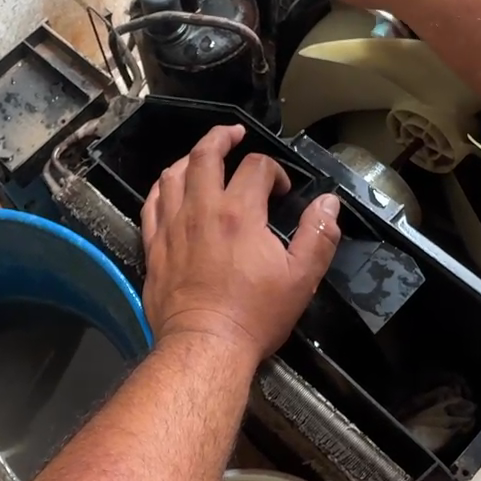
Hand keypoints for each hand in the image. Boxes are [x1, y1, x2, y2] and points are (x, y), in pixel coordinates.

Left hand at [140, 125, 341, 366]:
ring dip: (190, 158)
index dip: (273, 170)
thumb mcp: (300, 279)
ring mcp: (172, 227)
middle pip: (205, 155)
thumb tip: (329, 204)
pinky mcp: (154, 246)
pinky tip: (169, 188)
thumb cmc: (255, 315)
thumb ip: (318, 237)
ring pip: (173, 175)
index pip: (256, 167)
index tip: (281, 191)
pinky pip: (151, 205)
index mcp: (239, 213)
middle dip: (222, 137)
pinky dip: (162, 188)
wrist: (205, 346)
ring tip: (203, 158)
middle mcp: (201, 210)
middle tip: (234, 134)